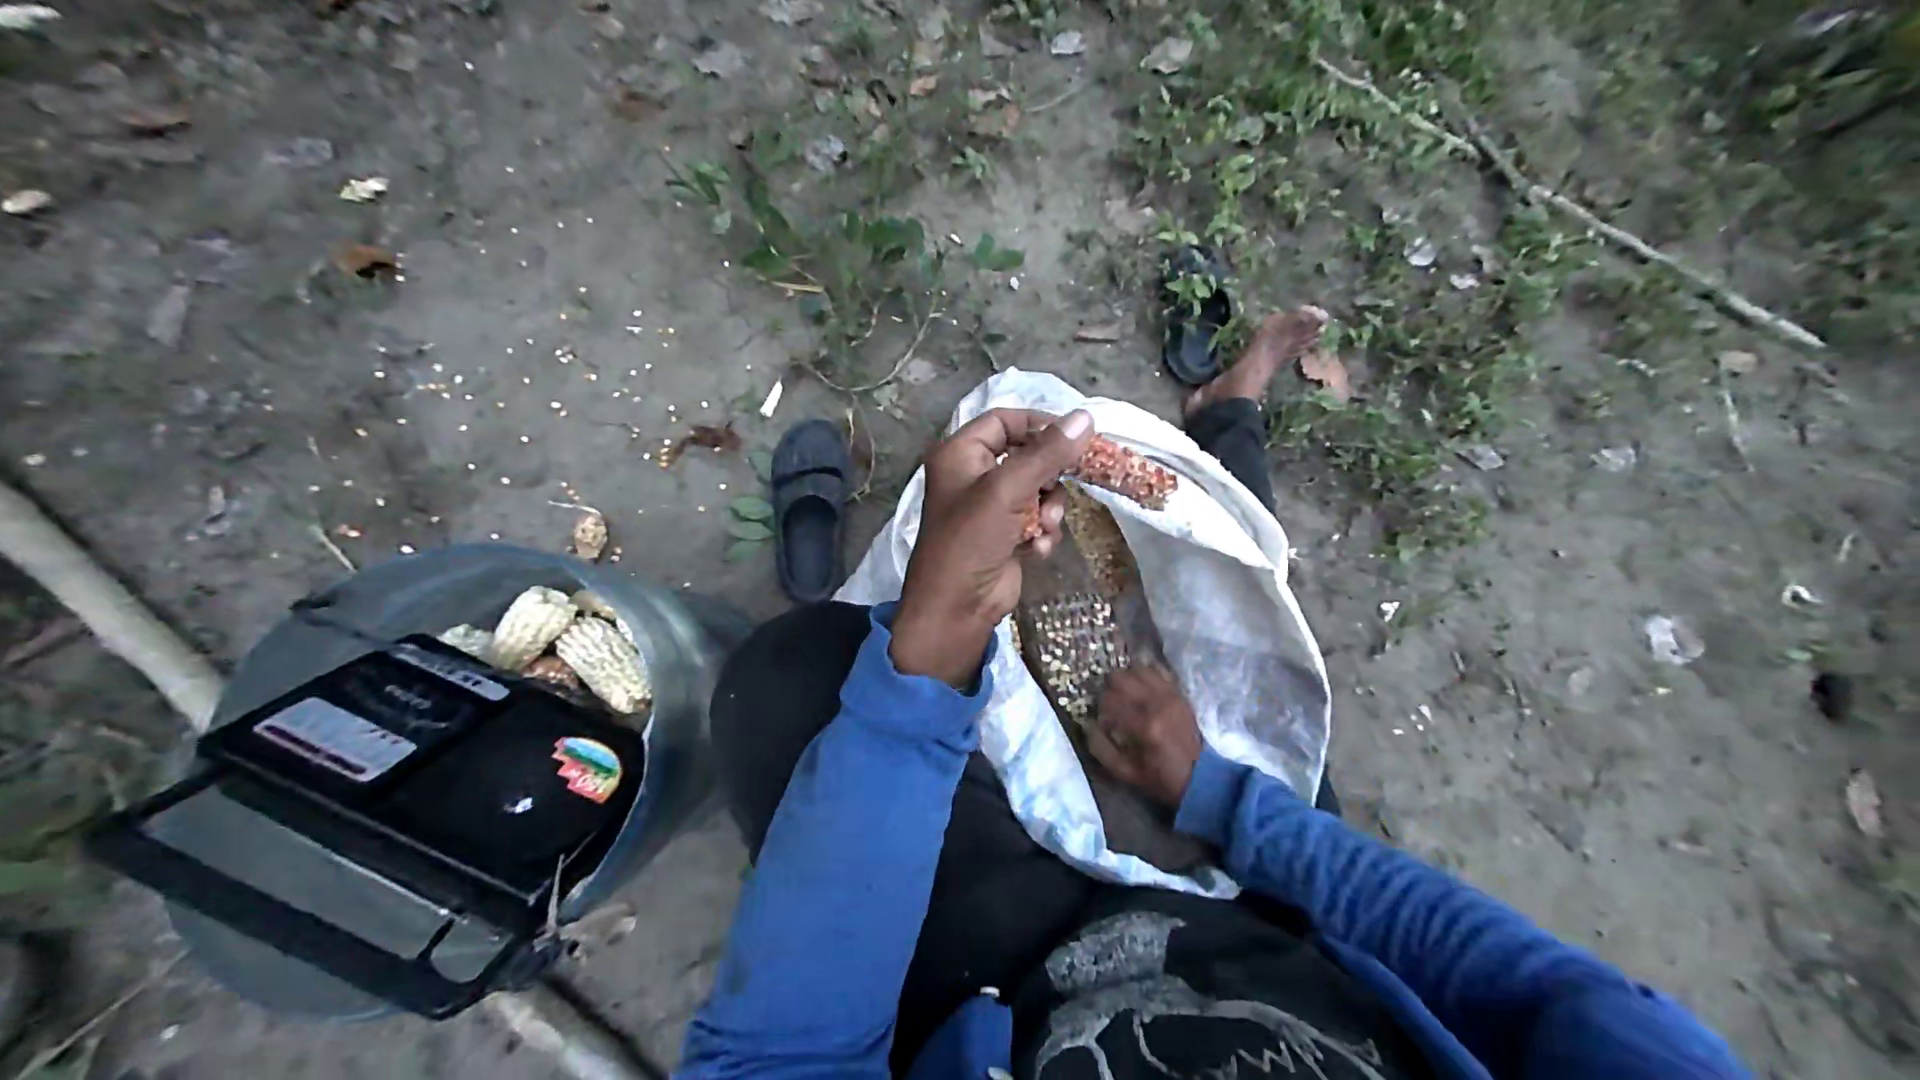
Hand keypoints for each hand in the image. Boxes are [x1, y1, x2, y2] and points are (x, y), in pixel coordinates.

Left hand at [890, 408, 1094, 685]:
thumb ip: (1046, 453)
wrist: (957, 607)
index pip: (1004, 421)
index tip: (1075, 435)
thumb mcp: (1006, 490)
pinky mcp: (1006, 535)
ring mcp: (991, 507)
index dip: (1039, 424)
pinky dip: (1041, 532)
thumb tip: (1085, 417)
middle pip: (1027, 456)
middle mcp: (973, 475)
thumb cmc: (971, 540)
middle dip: (1048, 476)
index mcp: (960, 454)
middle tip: (1063, 485)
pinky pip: (1037, 519)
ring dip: (1048, 509)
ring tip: (1044, 526)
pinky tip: (1036, 548)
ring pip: (1038, 490)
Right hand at [1086, 666, 1203, 808]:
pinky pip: (1157, 672)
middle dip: (1109, 689)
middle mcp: (1156, 704)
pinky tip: (1142, 689)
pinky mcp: (1179, 694)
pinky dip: (1145, 676)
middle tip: (1110, 703)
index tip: (1103, 721)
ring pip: (1138, 669)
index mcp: (1142, 725)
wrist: (1200, 776)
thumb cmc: (1159, 777)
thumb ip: (1100, 748)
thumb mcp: (1124, 772)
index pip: (1108, 700)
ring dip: (1126, 679)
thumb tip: (1088, 724)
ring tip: (1125, 694)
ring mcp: (1170, 696)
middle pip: (1120, 678)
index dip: (1100, 709)